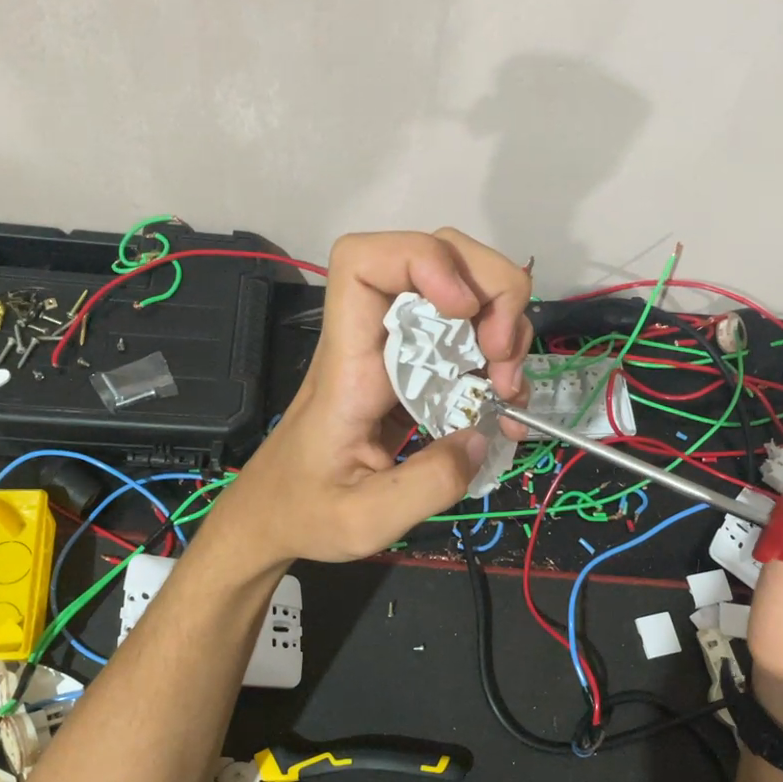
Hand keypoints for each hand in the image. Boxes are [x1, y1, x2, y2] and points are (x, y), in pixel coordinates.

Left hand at [207, 229, 533, 567]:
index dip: (421, 259)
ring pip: (457, 297)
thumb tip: (481, 437)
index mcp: (348, 368)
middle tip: (503, 358)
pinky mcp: (412, 377)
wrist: (273, 519)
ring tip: (508, 390)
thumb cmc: (305, 515)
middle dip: (489, 290)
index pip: (361, 263)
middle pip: (431, 259)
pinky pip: (462, 343)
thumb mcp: (365, 522)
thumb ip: (429, 485)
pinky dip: (495, 364)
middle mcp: (371, 346)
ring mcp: (395, 357)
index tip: (464, 309)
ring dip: (501, 329)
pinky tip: (505, 408)